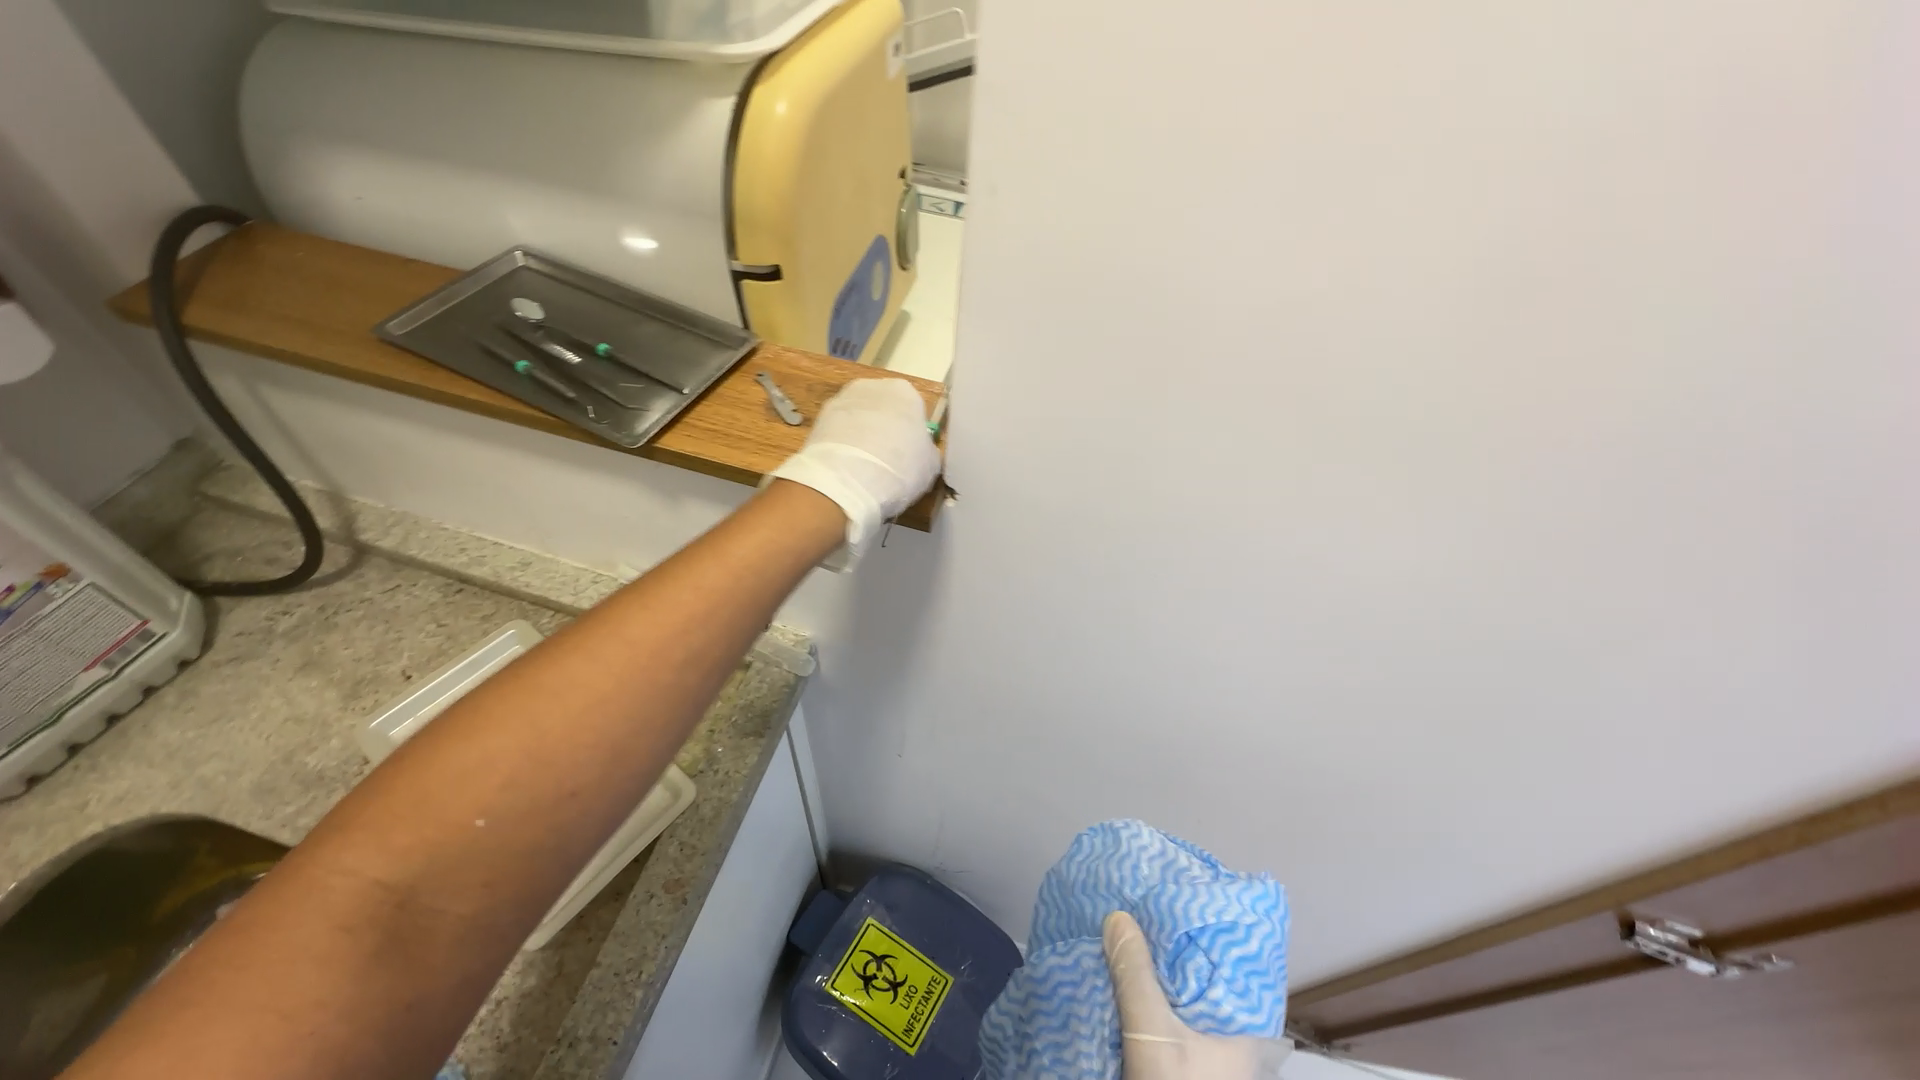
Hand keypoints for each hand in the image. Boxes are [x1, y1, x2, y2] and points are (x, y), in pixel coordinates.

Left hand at [767, 377, 941, 550]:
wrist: (847, 480)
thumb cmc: (899, 468)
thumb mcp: (930, 465)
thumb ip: (927, 451)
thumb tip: (921, 453)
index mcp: (905, 391)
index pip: (914, 409)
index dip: (912, 435)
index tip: (910, 456)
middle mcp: (872, 386)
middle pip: (883, 409)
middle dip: (885, 430)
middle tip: (888, 462)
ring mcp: (840, 400)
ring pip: (858, 419)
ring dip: (861, 437)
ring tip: (863, 469)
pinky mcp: (817, 420)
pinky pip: (837, 433)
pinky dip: (842, 446)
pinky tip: (846, 470)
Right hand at [1104, 912, 1290, 1079]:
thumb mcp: (1153, 1036)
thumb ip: (1135, 976)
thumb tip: (1118, 916)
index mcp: (1249, 1027)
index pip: (1235, 960)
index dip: (1207, 927)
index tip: (1175, 895)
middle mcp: (1239, 1040)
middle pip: (1206, 980)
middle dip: (1173, 949)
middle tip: (1142, 910)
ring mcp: (1214, 1059)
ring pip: (1187, 1002)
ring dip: (1158, 977)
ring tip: (1130, 938)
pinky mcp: (1188, 1070)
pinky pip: (1172, 1024)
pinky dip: (1152, 1003)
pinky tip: (1127, 986)